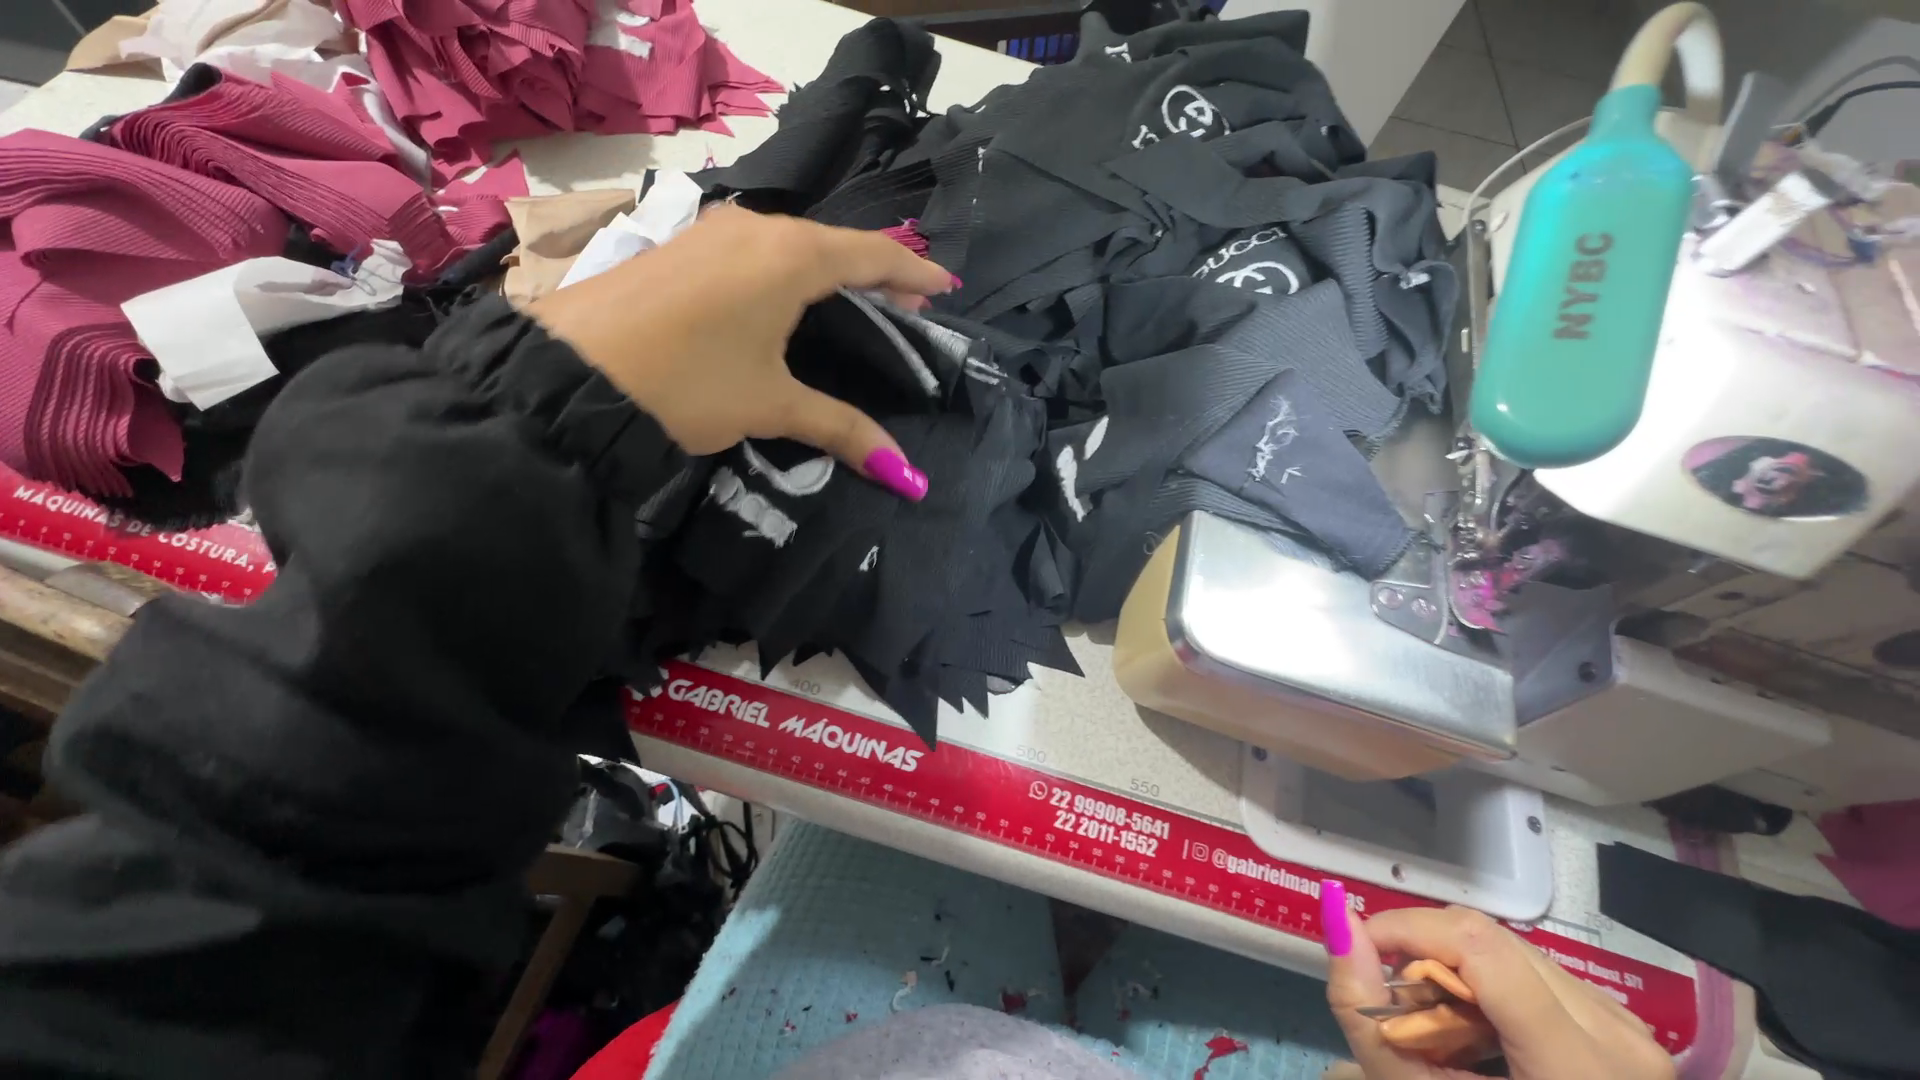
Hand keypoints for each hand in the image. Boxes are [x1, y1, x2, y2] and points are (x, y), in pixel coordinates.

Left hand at [525, 205, 955, 498]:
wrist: (569, 377)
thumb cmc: (688, 383)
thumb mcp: (771, 405)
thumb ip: (843, 429)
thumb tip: (907, 476)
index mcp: (791, 256)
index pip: (873, 254)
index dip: (914, 272)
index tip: (947, 288)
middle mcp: (755, 228)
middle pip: (834, 245)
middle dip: (876, 275)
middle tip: (906, 310)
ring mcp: (711, 232)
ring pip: (792, 246)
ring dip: (829, 273)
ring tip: (854, 308)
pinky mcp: (681, 248)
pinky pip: (755, 252)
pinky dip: (788, 273)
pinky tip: (786, 303)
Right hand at [1320, 885, 1674, 1079]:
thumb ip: (1367, 1014)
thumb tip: (1340, 923)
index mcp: (1577, 1064)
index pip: (1479, 945)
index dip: (1406, 929)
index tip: (1360, 948)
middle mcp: (1615, 1032)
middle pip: (1490, 938)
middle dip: (1423, 951)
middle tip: (1394, 998)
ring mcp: (1628, 1026)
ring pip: (1510, 947)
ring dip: (1452, 965)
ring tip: (1435, 1020)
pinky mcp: (1624, 1025)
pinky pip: (1535, 971)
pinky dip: (1486, 982)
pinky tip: (1477, 1029)